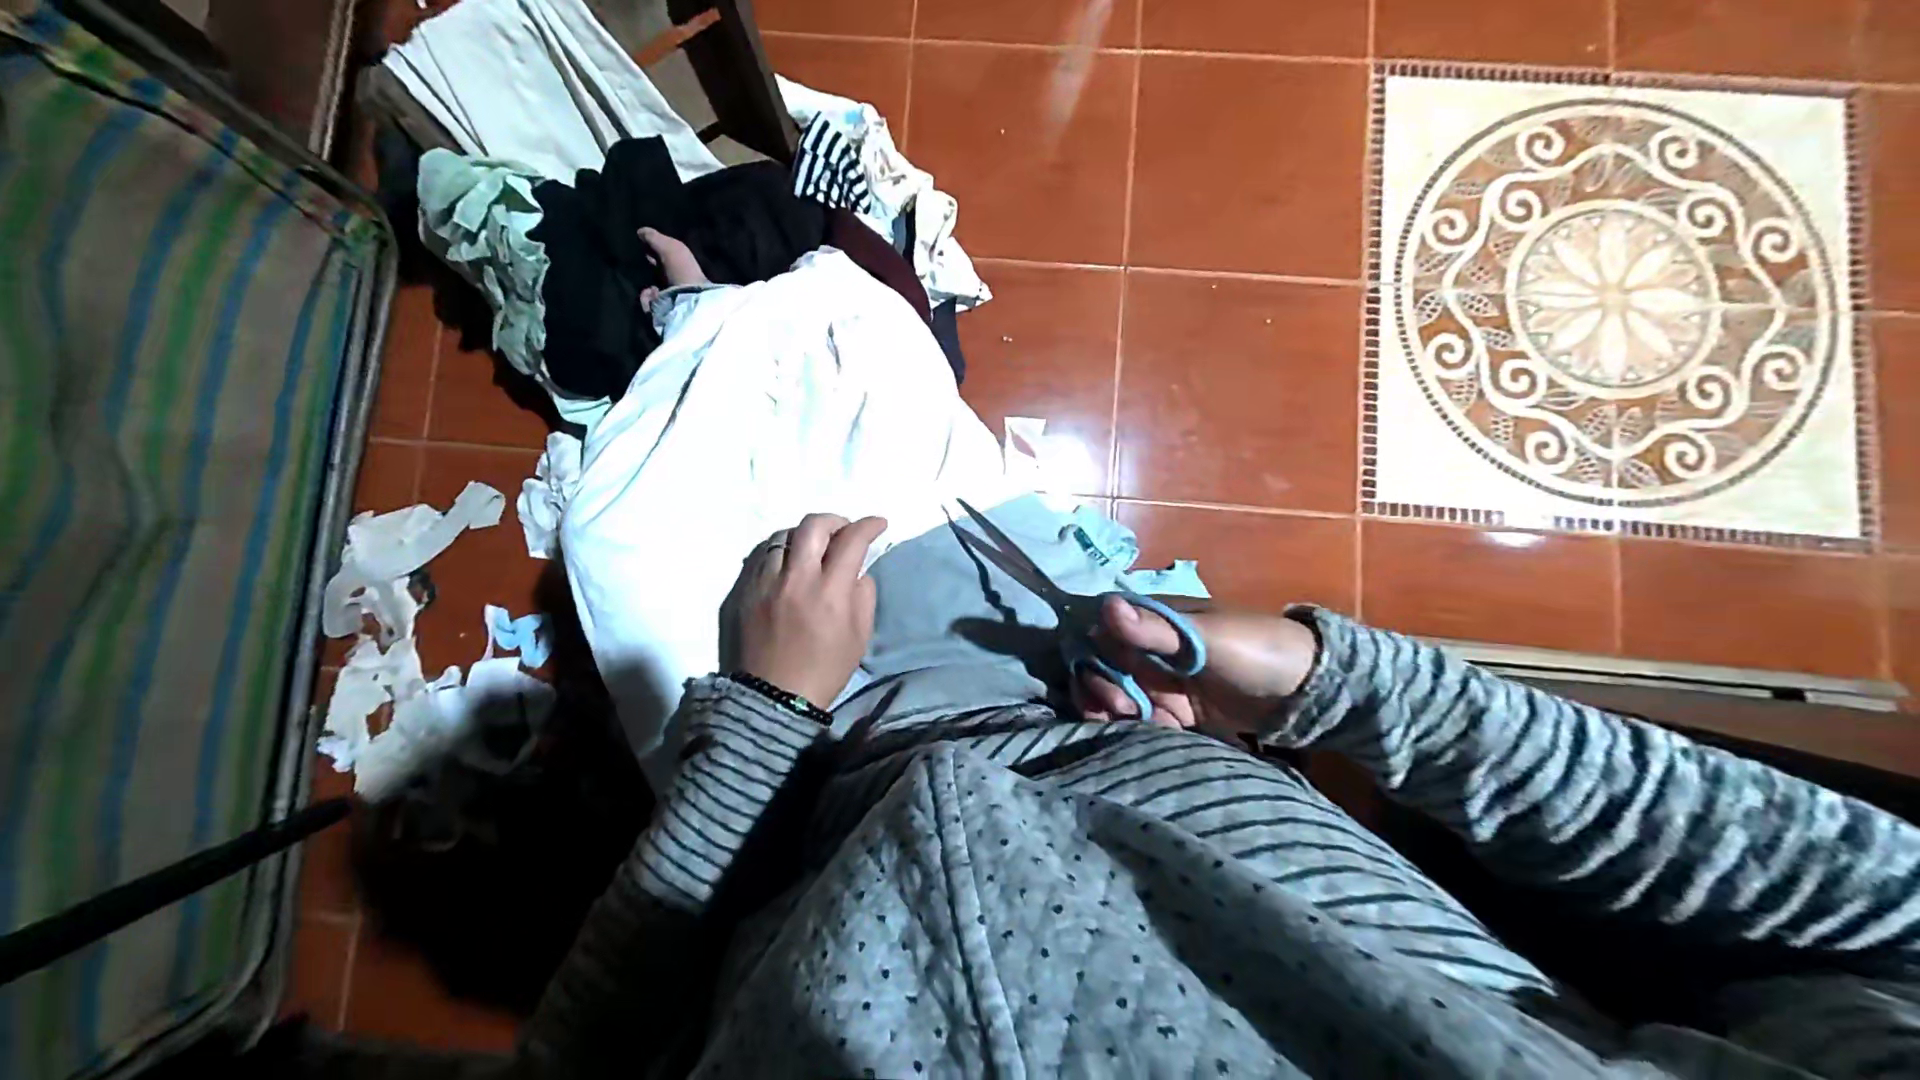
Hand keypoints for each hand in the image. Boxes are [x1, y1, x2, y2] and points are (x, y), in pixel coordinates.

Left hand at [724, 513, 887, 709]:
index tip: (879, 524)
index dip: (869, 525)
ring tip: (814, 547)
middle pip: (813, 525)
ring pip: (783, 535)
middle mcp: (796, 578)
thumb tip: (858, 570)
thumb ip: (864, 595)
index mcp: (830, 591)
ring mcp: (765, 581)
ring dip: (805, 534)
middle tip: (845, 531)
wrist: (772, 698)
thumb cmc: (824, 670)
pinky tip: (788, 564)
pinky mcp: (744, 590)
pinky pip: (762, 555)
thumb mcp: (860, 636)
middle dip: (836, 520)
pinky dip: (781, 550)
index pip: (852, 540)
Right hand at [1072, 596, 1317, 732]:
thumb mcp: (1207, 637)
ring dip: (1110, 708)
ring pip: (1114, 691)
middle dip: (1101, 687)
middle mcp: (1149, 647)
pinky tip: (1145, 735)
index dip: (1093, 654)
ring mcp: (1159, 679)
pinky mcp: (1172, 710)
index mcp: (1153, 620)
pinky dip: (1132, 727)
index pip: (1101, 631)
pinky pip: (1138, 717)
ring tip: (1130, 724)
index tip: (1107, 678)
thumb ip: (1157, 629)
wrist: (1308, 693)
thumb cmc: (1258, 650)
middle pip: (1101, 664)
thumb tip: (1106, 607)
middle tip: (1124, 709)